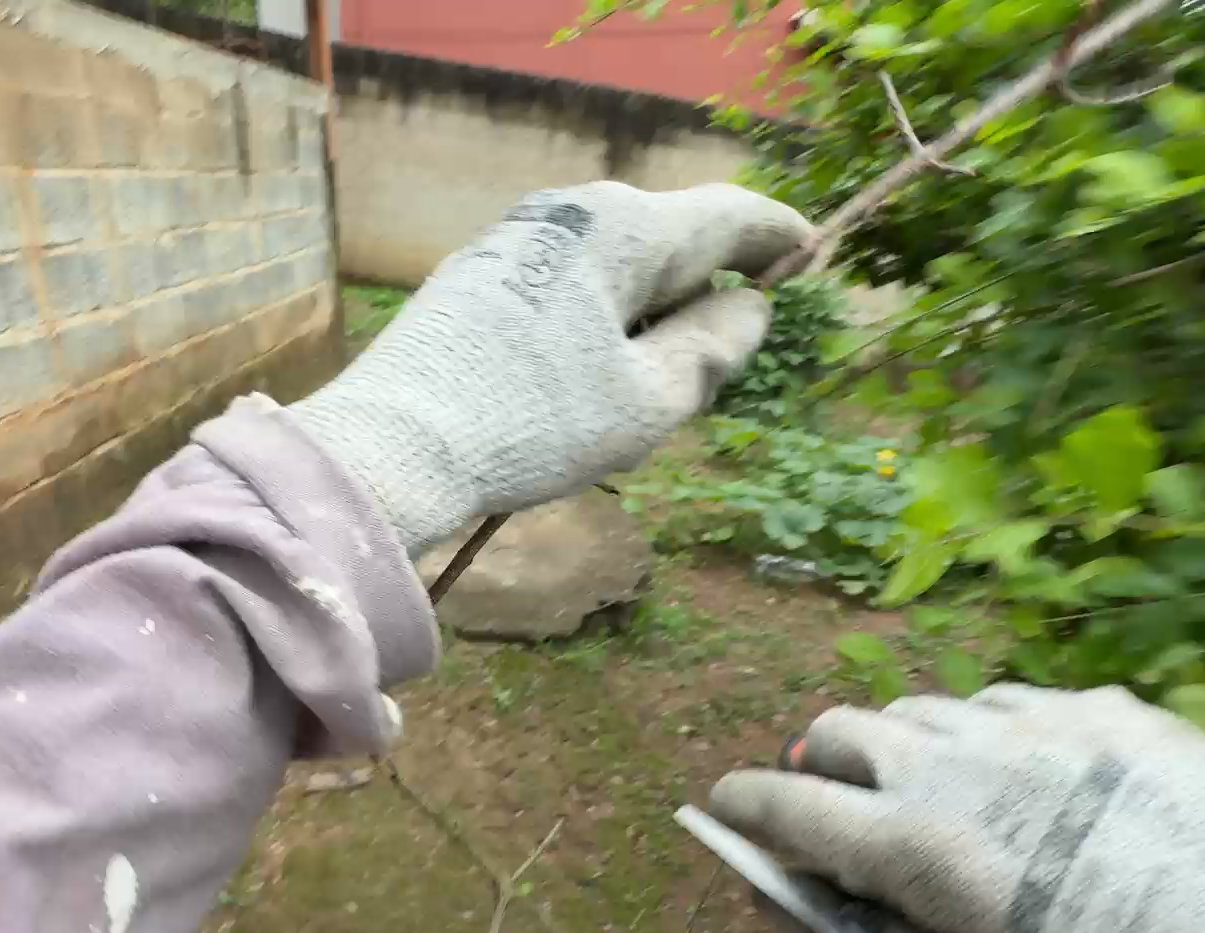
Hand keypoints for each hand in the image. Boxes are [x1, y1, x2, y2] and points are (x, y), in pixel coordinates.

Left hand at [289, 181, 812, 555]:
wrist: (397, 445)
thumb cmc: (532, 425)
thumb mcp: (647, 400)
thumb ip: (713, 346)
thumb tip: (749, 306)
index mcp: (624, 228)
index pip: (728, 214)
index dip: (777, 236)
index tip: (807, 255)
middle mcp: (568, 214)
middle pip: (666, 244)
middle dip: (696, 297)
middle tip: (704, 369)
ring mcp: (514, 240)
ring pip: (610, 270)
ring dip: (638, 320)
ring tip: (627, 393)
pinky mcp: (477, 274)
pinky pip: (561, 288)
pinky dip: (589, 324)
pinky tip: (569, 383)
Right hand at [711, 685, 1204, 932]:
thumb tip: (825, 890)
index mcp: (929, 852)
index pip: (790, 806)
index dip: (744, 802)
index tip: (723, 798)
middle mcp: (967, 770)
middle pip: (841, 726)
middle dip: (824, 762)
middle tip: (847, 798)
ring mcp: (1041, 728)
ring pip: (922, 708)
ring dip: (910, 747)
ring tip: (953, 793)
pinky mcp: (1112, 713)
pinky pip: (1012, 701)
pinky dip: (996, 735)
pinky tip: (1044, 782)